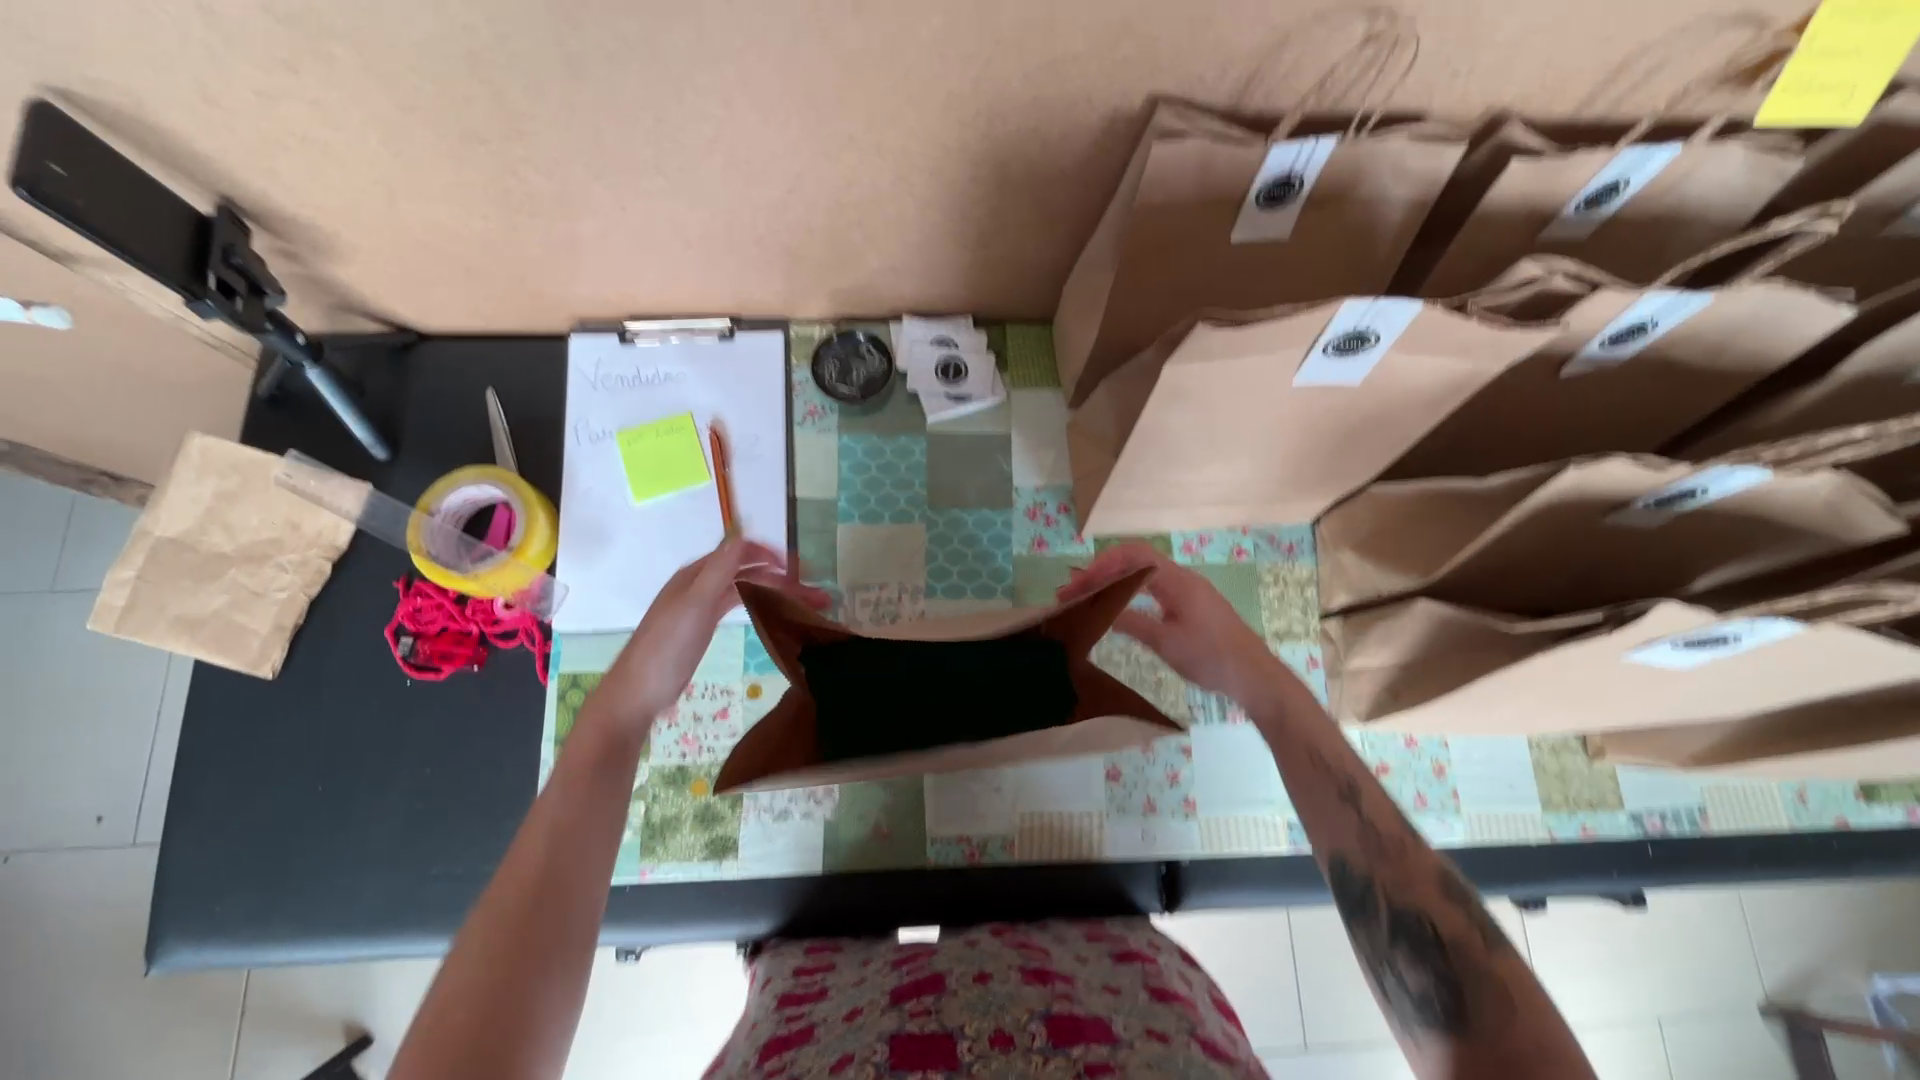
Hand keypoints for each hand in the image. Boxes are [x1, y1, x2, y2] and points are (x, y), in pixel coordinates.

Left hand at [583, 539, 829, 736]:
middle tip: (816, 596)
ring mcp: (701, 605)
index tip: (802, 573)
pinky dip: (760, 603)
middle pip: (748, 570)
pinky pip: (738, 604)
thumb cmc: (665, 648)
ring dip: (776, 591)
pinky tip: (775, 612)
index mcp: (697, 573)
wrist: (637, 692)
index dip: (773, 557)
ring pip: (746, 587)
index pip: (741, 551)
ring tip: (806, 605)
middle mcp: (700, 583)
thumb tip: (744, 536)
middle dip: (783, 578)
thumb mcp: (694, 605)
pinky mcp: (703, 625)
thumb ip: (719, 570)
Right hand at [1058, 543, 1293, 710]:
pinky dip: (1129, 593)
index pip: (1133, 555)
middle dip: (1101, 573)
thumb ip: (1131, 622)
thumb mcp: (1166, 642)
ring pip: (1143, 576)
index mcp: (1177, 580)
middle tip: (1071, 594)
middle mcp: (1182, 579)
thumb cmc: (1212, 657)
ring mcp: (1188, 591)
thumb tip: (1098, 610)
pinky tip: (1116, 609)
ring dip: (1113, 583)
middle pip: (1135, 562)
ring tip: (1086, 598)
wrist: (1254, 676)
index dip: (1102, 564)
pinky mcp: (1191, 606)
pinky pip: (1153, 589)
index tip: (1079, 584)